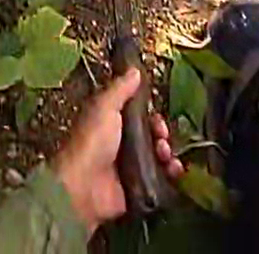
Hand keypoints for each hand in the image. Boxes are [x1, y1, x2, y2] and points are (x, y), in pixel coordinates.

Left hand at [50, 68, 184, 233]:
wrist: (84, 187)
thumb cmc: (93, 140)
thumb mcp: (105, 106)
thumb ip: (120, 89)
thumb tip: (135, 70)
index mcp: (110, 119)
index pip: (136, 112)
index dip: (149, 112)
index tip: (157, 114)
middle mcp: (120, 141)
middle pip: (149, 133)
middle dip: (160, 131)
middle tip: (163, 135)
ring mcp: (128, 166)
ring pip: (156, 154)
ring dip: (166, 150)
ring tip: (165, 153)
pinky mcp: (137, 187)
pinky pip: (159, 178)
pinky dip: (170, 173)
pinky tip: (174, 169)